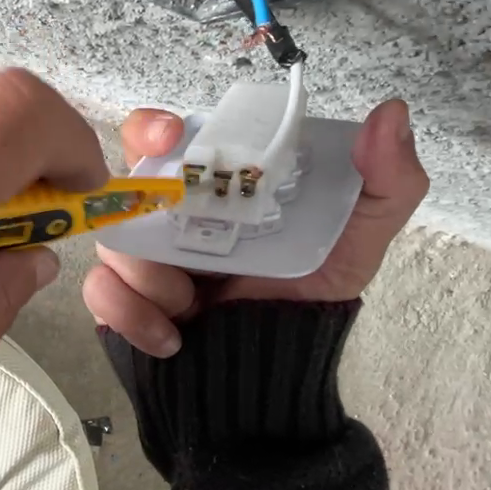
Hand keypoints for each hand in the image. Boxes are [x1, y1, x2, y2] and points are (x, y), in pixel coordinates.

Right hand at [83, 99, 426, 356]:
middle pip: (122, 182)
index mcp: (214, 189)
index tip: (169, 135)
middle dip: (124, 192)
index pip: (170, 140)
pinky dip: (131, 314)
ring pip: (113, 242)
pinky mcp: (118, 300)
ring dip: (150, 276)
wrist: (268, 378)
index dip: (153, 128)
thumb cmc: (306, 300)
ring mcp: (139, 258)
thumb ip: (387, 182)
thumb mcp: (358, 241)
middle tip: (157, 212)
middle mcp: (169, 215)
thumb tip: (389, 112)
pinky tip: (171, 338)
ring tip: (189, 306)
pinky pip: (100, 292)